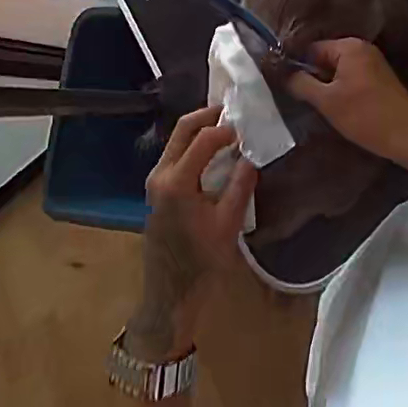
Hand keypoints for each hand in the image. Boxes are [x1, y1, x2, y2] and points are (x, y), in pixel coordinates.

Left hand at [125, 107, 256, 360]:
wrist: (170, 293)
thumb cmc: (201, 261)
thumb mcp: (229, 223)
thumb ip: (241, 184)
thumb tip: (253, 154)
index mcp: (177, 182)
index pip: (203, 138)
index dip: (226, 129)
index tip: (246, 128)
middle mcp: (160, 174)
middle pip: (183, 129)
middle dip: (208, 116)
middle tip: (233, 114)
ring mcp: (155, 181)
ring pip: (177, 139)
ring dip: (200, 129)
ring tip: (228, 130)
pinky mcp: (157, 188)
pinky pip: (175, 154)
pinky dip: (194, 145)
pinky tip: (214, 152)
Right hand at [286, 38, 407, 169]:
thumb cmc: (366, 116)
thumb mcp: (327, 101)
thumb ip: (301, 83)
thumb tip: (282, 73)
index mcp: (349, 47)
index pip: (310, 49)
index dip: (295, 66)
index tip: (282, 84)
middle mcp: (362, 48)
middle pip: (324, 58)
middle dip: (311, 77)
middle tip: (297, 98)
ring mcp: (372, 64)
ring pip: (336, 71)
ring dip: (326, 86)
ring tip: (315, 105)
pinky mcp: (378, 80)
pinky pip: (350, 79)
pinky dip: (340, 91)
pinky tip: (335, 108)